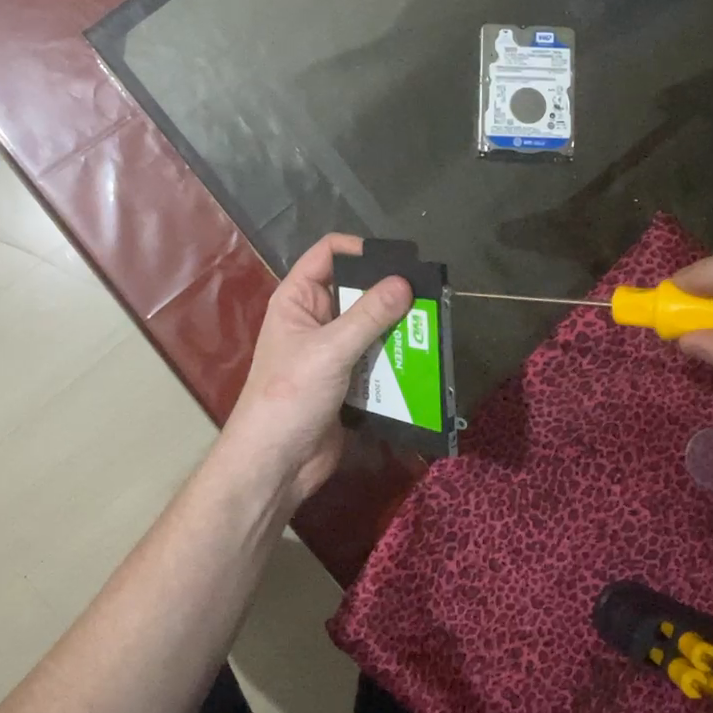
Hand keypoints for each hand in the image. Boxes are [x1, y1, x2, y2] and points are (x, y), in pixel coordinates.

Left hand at [220, 234, 410, 507]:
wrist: (276, 463)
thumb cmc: (290, 396)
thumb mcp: (329, 350)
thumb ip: (368, 316)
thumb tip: (405, 282)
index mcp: (297, 299)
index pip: (328, 253)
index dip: (360, 249)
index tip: (399, 259)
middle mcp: (314, 319)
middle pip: (356, 290)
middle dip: (390, 293)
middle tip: (431, 295)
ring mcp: (331, 352)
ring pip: (371, 327)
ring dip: (398, 329)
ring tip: (436, 326)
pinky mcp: (347, 381)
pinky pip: (376, 359)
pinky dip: (397, 359)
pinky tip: (425, 359)